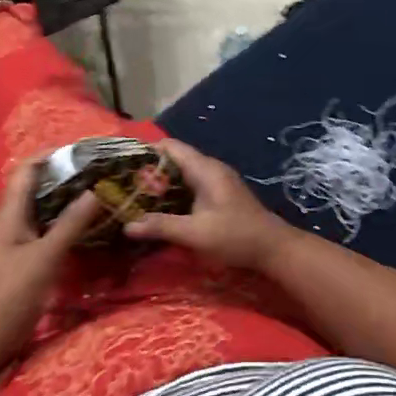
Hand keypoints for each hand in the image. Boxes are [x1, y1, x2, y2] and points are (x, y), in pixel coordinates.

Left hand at [0, 164, 101, 374]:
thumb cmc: (7, 298)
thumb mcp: (43, 259)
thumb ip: (70, 224)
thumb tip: (95, 189)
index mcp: (7, 214)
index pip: (28, 170)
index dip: (53, 155)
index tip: (87, 152)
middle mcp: (7, 222)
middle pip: (36, 188)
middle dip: (66, 178)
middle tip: (102, 175)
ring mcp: (10, 243)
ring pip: (40, 211)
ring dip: (66, 202)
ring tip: (100, 196)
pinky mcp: (17, 262)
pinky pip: (41, 231)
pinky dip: (62, 225)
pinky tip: (84, 231)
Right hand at [124, 139, 295, 269]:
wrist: (274, 249)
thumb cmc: (236, 236)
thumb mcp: (195, 233)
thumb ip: (161, 226)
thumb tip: (127, 225)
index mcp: (205, 169)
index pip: (170, 147)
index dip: (146, 151)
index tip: (122, 163)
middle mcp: (210, 169)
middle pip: (174, 159)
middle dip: (149, 169)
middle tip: (122, 183)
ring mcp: (216, 182)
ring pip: (181, 174)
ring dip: (160, 183)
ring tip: (133, 195)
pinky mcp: (218, 195)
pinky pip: (190, 185)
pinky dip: (173, 192)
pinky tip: (158, 207)